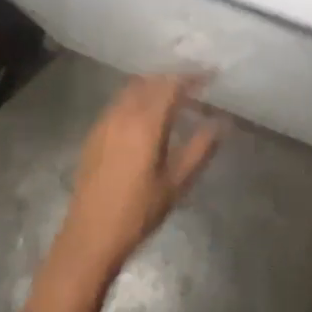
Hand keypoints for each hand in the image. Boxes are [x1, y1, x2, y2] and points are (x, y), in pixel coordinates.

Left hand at [58, 72, 221, 271]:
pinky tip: (147, 115)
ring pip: (132, 90)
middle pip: (149, 81)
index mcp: (145, 123)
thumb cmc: (138, 212)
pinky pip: (119, 102)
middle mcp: (122, 114)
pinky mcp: (94, 134)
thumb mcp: (176, 183)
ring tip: (175, 95)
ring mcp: (104, 122)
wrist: (90, 236)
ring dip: (154, 85)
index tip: (211, 74)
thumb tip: (220, 123)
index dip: (192, 76)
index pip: (171, 85)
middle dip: (173, 77)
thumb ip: (200, 149)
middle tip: (195, 83)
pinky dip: (137, 97)